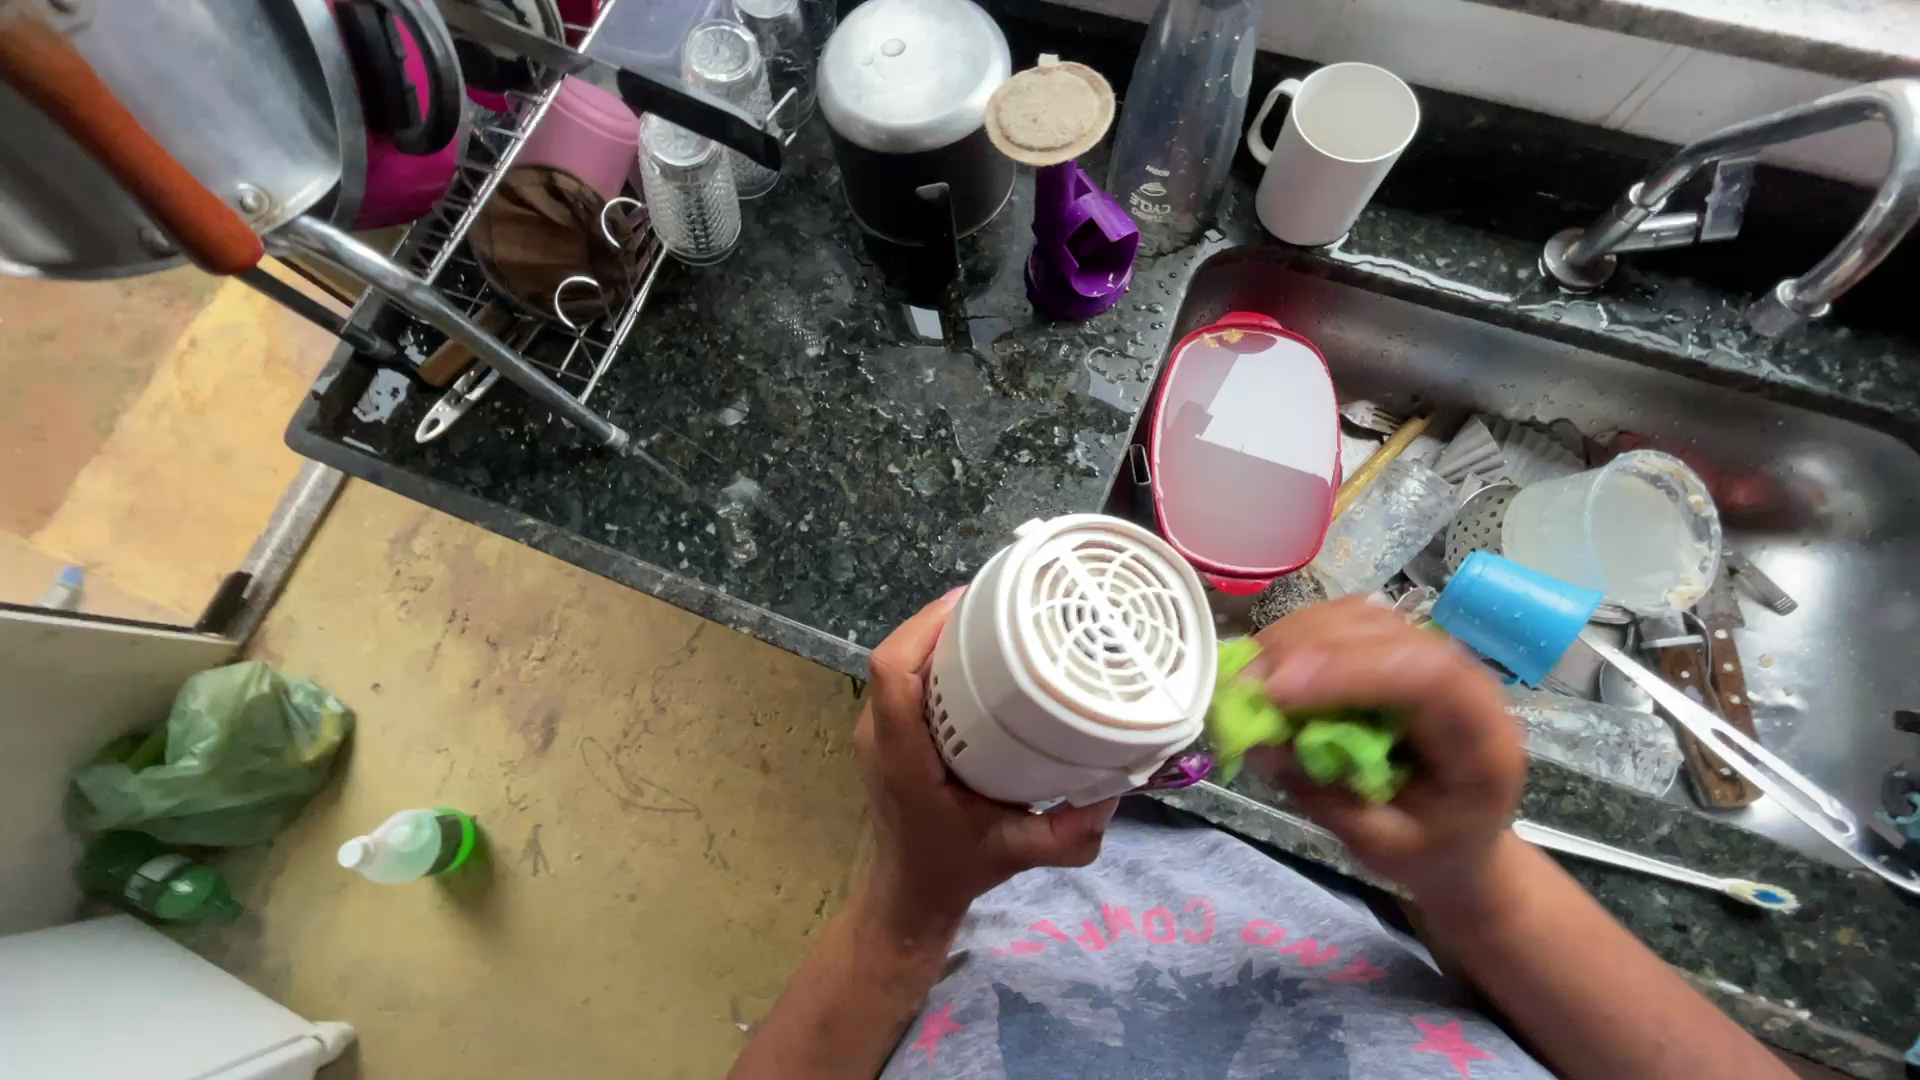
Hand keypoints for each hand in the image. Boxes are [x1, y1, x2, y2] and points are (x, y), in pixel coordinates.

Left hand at [854, 590, 1118, 929]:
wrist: (909, 893)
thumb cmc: (955, 869)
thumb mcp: (1016, 854)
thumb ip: (1066, 836)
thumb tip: (1113, 792)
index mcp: (903, 758)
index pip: (893, 673)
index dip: (924, 627)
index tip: (972, 603)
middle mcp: (879, 735)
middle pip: (897, 655)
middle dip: (941, 620)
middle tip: (999, 605)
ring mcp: (876, 731)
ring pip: (899, 662)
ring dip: (937, 634)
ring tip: (991, 621)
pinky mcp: (885, 730)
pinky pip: (904, 678)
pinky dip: (933, 655)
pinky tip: (976, 654)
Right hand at [1246, 597, 1524, 902]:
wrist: (1455, 834)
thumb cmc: (1428, 846)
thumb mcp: (1381, 847)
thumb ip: (1326, 796)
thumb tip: (1261, 743)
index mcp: (1480, 737)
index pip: (1427, 676)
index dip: (1348, 672)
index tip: (1277, 694)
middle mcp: (1461, 678)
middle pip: (1381, 633)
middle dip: (1302, 652)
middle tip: (1245, 688)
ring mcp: (1424, 653)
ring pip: (1352, 617)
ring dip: (1291, 640)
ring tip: (1249, 681)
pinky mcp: (1388, 645)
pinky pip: (1336, 620)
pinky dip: (1293, 637)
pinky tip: (1267, 669)